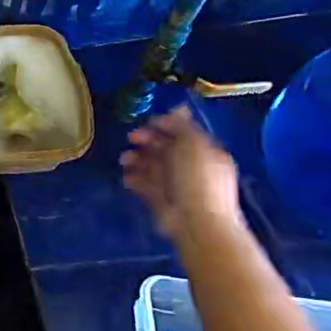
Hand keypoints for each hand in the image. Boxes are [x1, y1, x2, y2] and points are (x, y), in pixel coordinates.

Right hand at [119, 105, 243, 242]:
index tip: (145, 124)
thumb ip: (182, 126)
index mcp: (205, 152)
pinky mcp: (161, 201)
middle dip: (146, 142)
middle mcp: (192, 167)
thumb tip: (177, 108)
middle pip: (166, 149)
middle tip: (130, 139)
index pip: (183, 134)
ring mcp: (177, 185)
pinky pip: (145, 185)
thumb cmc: (197, 179)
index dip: (164, 126)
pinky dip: (135, 179)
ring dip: (137, 160)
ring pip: (153, 166)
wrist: (196, 222)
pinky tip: (126, 178)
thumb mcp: (193, 144)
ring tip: (124, 161)